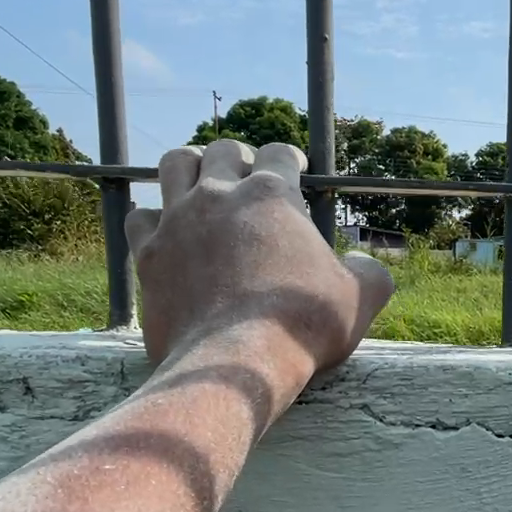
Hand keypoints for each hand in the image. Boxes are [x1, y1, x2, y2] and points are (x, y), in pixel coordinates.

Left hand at [123, 140, 393, 372]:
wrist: (238, 362)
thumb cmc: (305, 326)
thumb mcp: (362, 298)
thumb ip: (370, 272)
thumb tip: (365, 265)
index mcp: (273, 196)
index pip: (278, 153)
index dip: (289, 159)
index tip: (294, 170)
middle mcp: (220, 195)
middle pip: (222, 149)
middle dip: (239, 158)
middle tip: (248, 177)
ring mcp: (178, 221)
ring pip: (174, 165)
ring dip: (191, 168)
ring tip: (202, 185)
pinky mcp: (149, 255)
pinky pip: (141, 217)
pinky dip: (154, 218)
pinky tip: (167, 231)